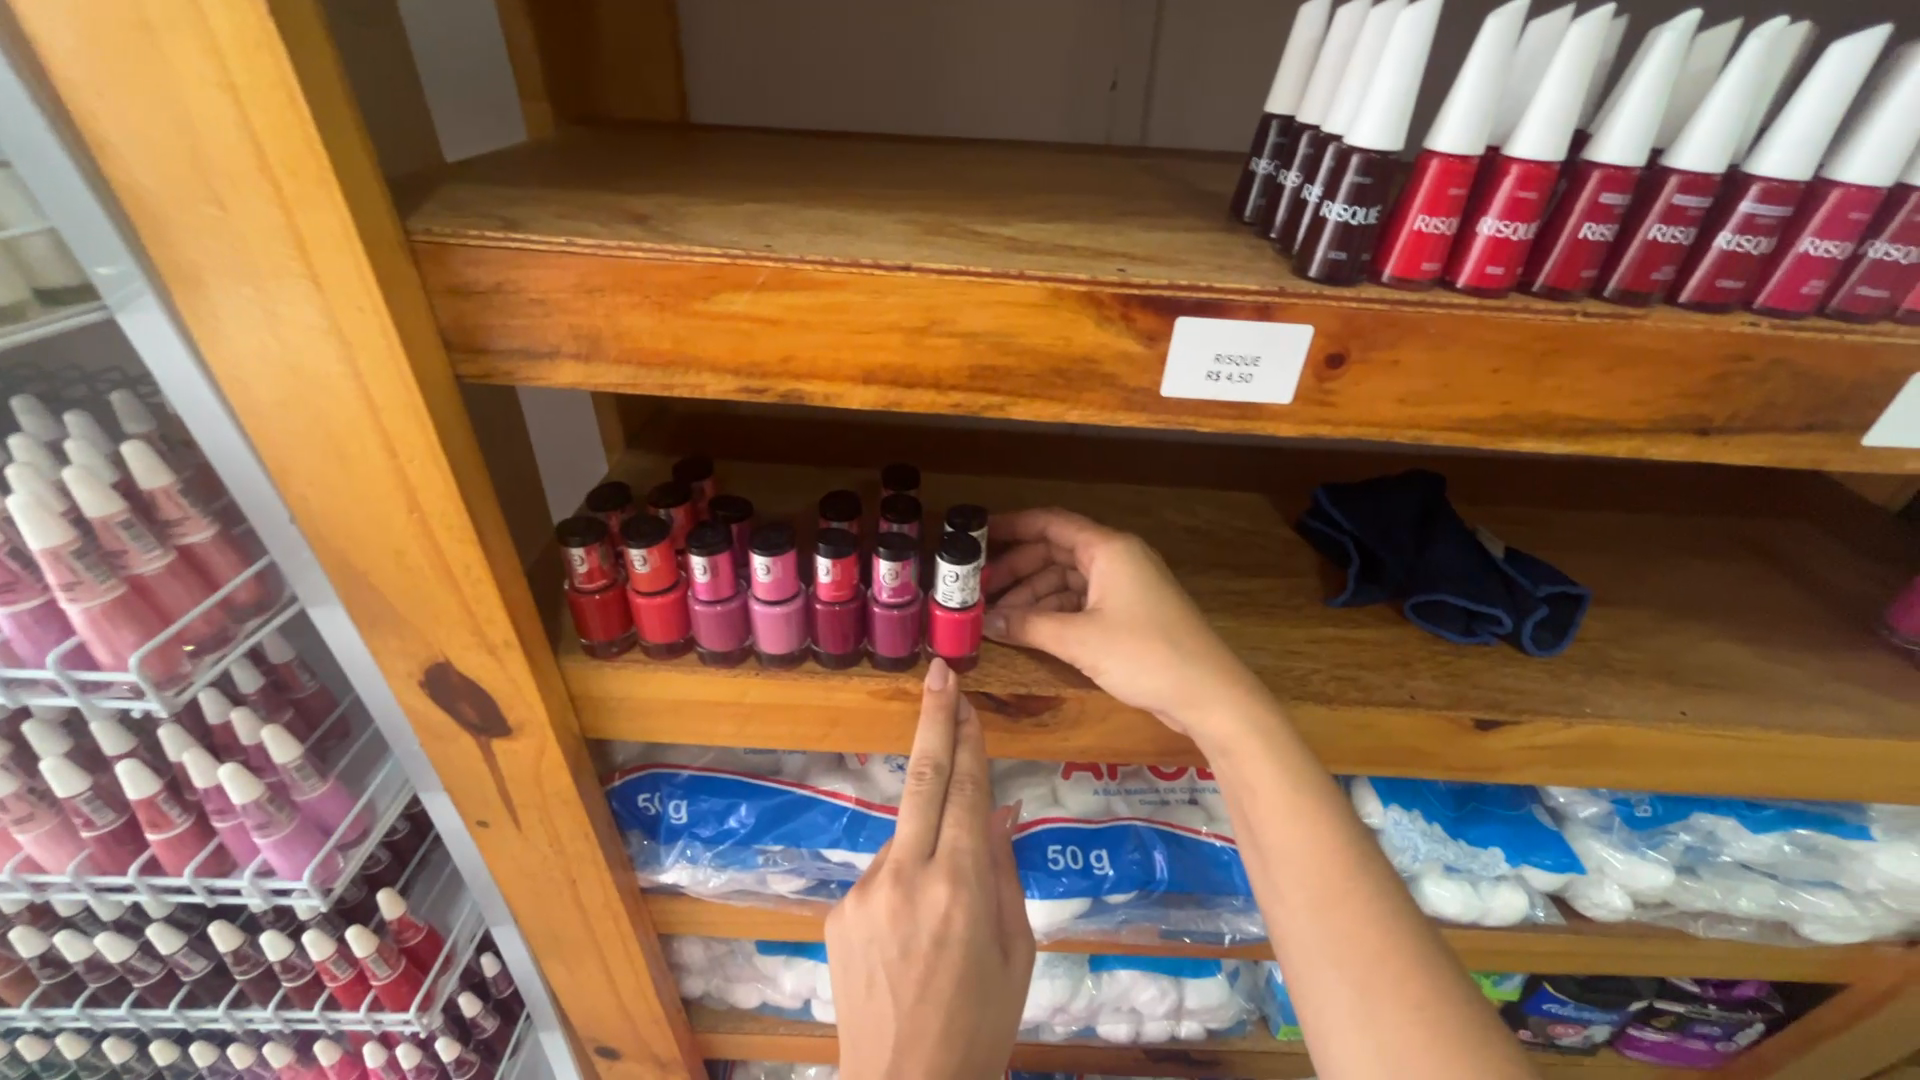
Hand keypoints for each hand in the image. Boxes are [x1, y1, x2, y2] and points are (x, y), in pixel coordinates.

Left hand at [828, 658, 1035, 1079]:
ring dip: (927, 835)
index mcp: (963, 888)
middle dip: (933, 721)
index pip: (968, 791)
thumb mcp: (1018, 951)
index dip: (970, 741)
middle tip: (938, 674)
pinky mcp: (841, 909)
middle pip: (922, 779)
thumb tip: (999, 808)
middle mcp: (909, 876)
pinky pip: (884, 872)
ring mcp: (867, 890)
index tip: (967, 702)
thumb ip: (1005, 870)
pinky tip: (915, 932)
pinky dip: (907, 877)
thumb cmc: (982, 1025)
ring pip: (905, 833)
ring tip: (944, 905)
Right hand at [983, 508, 1267, 741]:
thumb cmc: (1145, 654)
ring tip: (995, 616)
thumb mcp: (1079, 639)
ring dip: (1032, 595)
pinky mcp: (1128, 614)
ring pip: (1066, 580)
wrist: (1208, 694)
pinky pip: (1081, 602)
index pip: (1050, 523)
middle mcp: (1116, 559)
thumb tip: (985, 620)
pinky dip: (1053, 612)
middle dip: (1016, 569)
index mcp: (1108, 549)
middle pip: (1055, 552)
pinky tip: (1027, 629)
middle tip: (978, 590)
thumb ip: (1028, 625)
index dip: (1011, 526)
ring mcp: (1124, 587)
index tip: (976, 538)